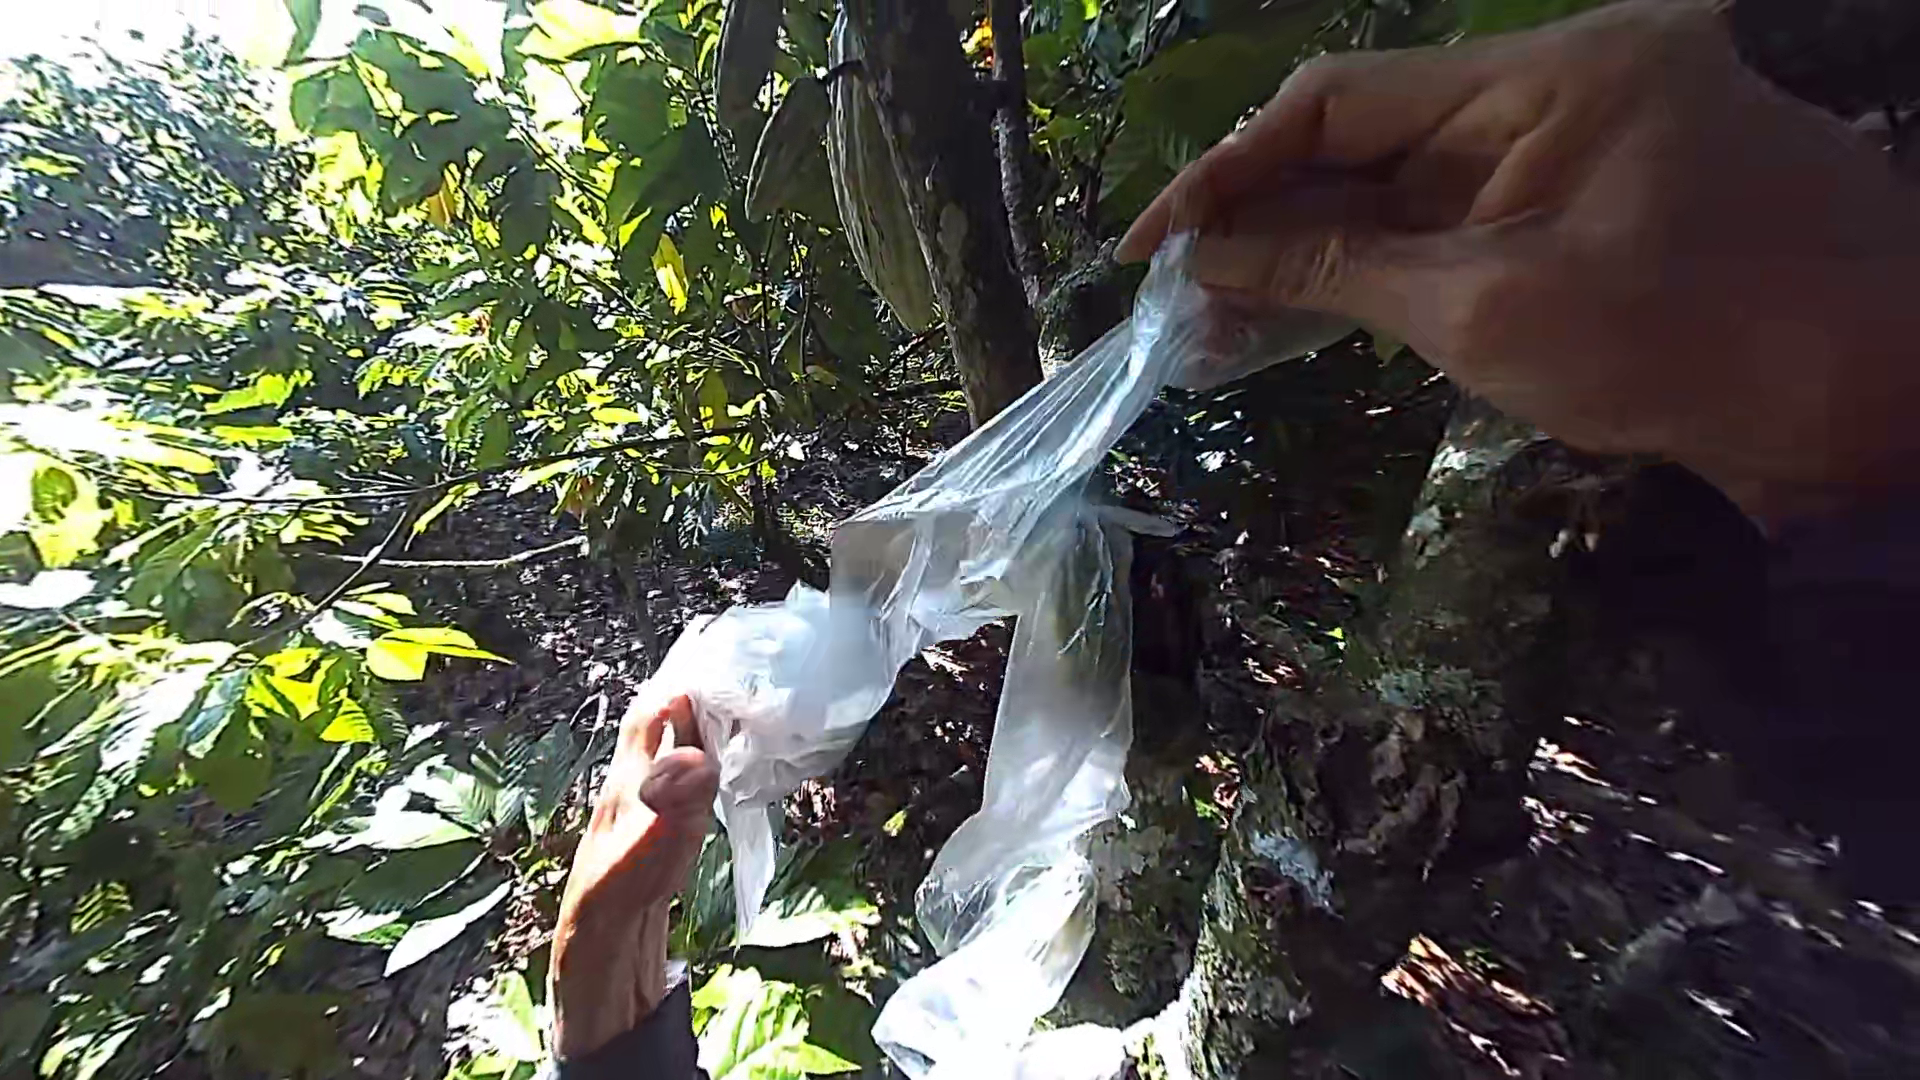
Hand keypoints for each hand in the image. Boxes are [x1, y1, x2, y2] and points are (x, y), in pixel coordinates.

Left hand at [549, 694, 717, 1059]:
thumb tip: (702, 756)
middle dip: (692, 694)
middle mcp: (639, 772)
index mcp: (632, 770)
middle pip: (663, 720)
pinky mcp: (666, 811)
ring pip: (675, 741)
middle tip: (731, 674)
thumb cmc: (625, 878)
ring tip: (735, 702)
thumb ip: (677, 796)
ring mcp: (652, 792)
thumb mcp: (654, 836)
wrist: (607, 928)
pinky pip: (687, 765)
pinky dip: (705, 749)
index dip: (674, 682)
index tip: (706, 657)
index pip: (649, 711)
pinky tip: (724, 751)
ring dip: (700, 719)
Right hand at [1120, 0, 1919, 523]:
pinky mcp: (1509, 217)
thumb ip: (1331, 267)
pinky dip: (1322, 274)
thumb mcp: (1473, 306)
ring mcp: (1515, 160)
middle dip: (1242, 217)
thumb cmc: (1674, 346)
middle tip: (1167, 283)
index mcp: (1536, 82)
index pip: (1332, 103)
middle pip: (1337, 145)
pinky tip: (1261, 311)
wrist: (1841, 401)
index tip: (1153, 236)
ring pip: (1355, 196)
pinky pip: (1390, 235)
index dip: (1224, 168)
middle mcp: (1521, 98)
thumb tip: (1210, 256)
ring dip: (1273, 253)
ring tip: (1199, 314)